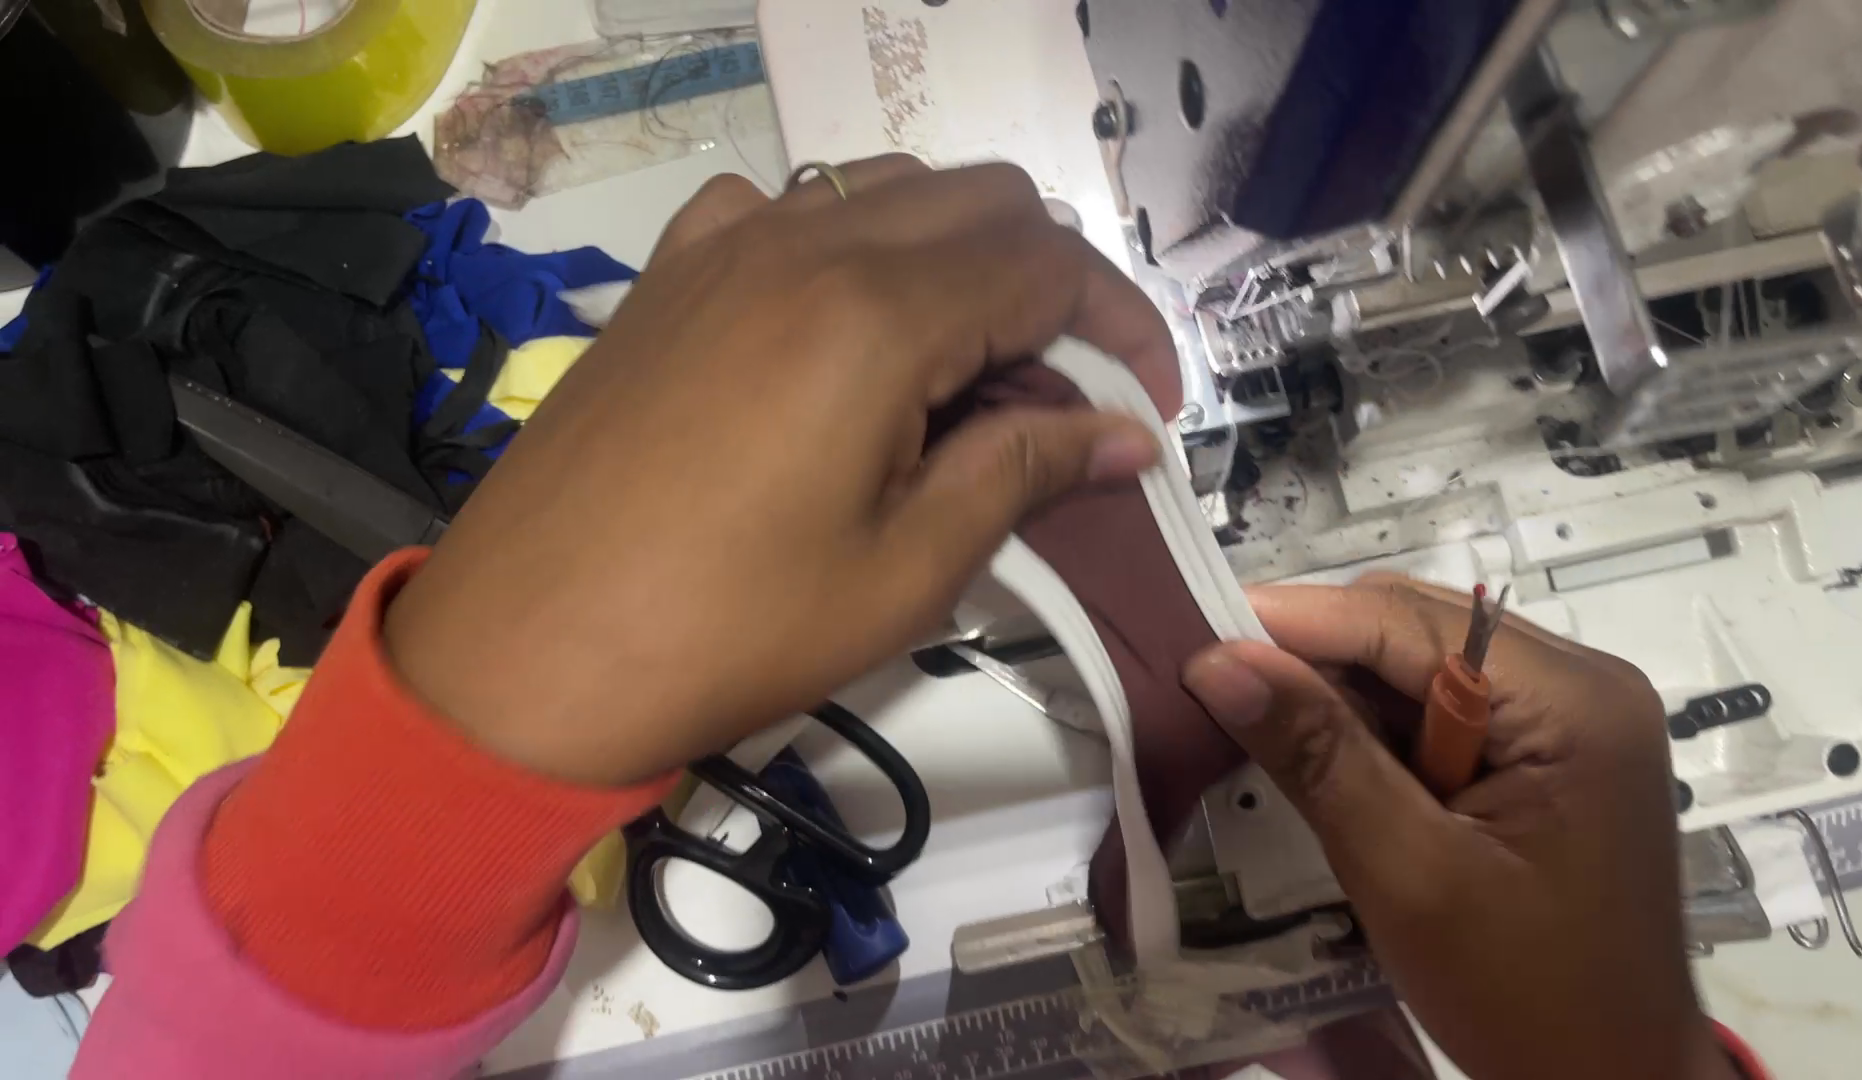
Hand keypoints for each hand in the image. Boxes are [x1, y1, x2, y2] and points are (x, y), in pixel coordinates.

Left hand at [383, 157, 1174, 786]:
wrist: (527, 660)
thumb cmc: (733, 633)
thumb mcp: (909, 571)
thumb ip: (1024, 474)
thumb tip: (1124, 435)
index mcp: (875, 317)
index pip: (1051, 267)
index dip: (1126, 327)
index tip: (1148, 405)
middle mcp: (805, 245)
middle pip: (984, 206)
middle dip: (1054, 287)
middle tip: (1060, 395)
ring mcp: (725, 247)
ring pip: (893, 193)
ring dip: (963, 264)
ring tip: (966, 369)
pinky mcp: (671, 277)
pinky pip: (792, 213)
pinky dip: (858, 250)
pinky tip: (848, 328)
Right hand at [1181, 576, 1736, 1079]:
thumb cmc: (1522, 993)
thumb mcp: (1405, 871)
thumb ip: (1313, 753)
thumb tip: (1215, 662)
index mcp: (1568, 700)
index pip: (1400, 619)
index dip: (1291, 620)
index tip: (1197, 636)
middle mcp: (1566, 679)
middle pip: (1399, 624)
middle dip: (1304, 651)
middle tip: (1220, 686)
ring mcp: (1547, 707)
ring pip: (1397, 654)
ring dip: (1320, 682)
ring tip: (1251, 714)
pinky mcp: (1519, 739)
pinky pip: (1411, 694)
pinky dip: (1348, 713)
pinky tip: (1309, 744)